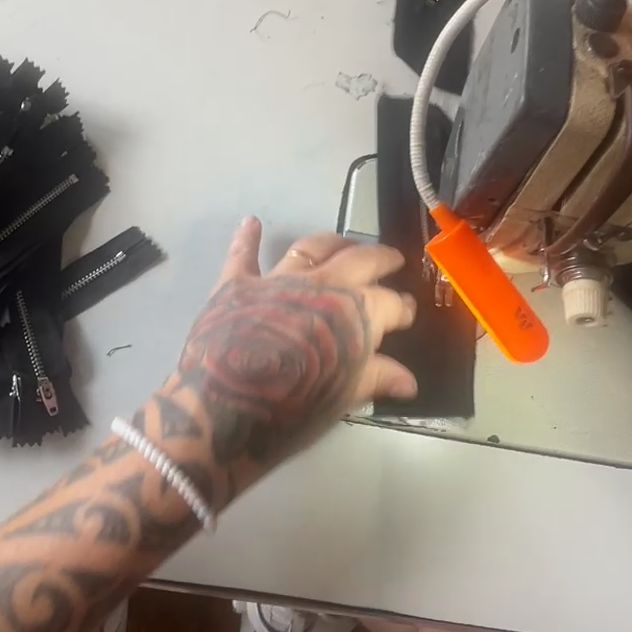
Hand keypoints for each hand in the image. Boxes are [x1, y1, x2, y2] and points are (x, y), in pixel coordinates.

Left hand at [137, 217, 417, 503]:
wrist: (222, 408)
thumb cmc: (292, 408)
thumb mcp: (341, 398)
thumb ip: (375, 378)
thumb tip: (408, 380)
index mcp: (356, 312)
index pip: (391, 304)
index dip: (403, 308)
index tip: (408, 312)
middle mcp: (323, 283)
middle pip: (360, 260)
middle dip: (381, 258)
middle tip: (392, 260)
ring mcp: (279, 278)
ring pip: (312, 246)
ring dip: (333, 242)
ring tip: (345, 243)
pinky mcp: (238, 283)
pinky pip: (244, 254)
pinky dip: (248, 237)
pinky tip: (251, 222)